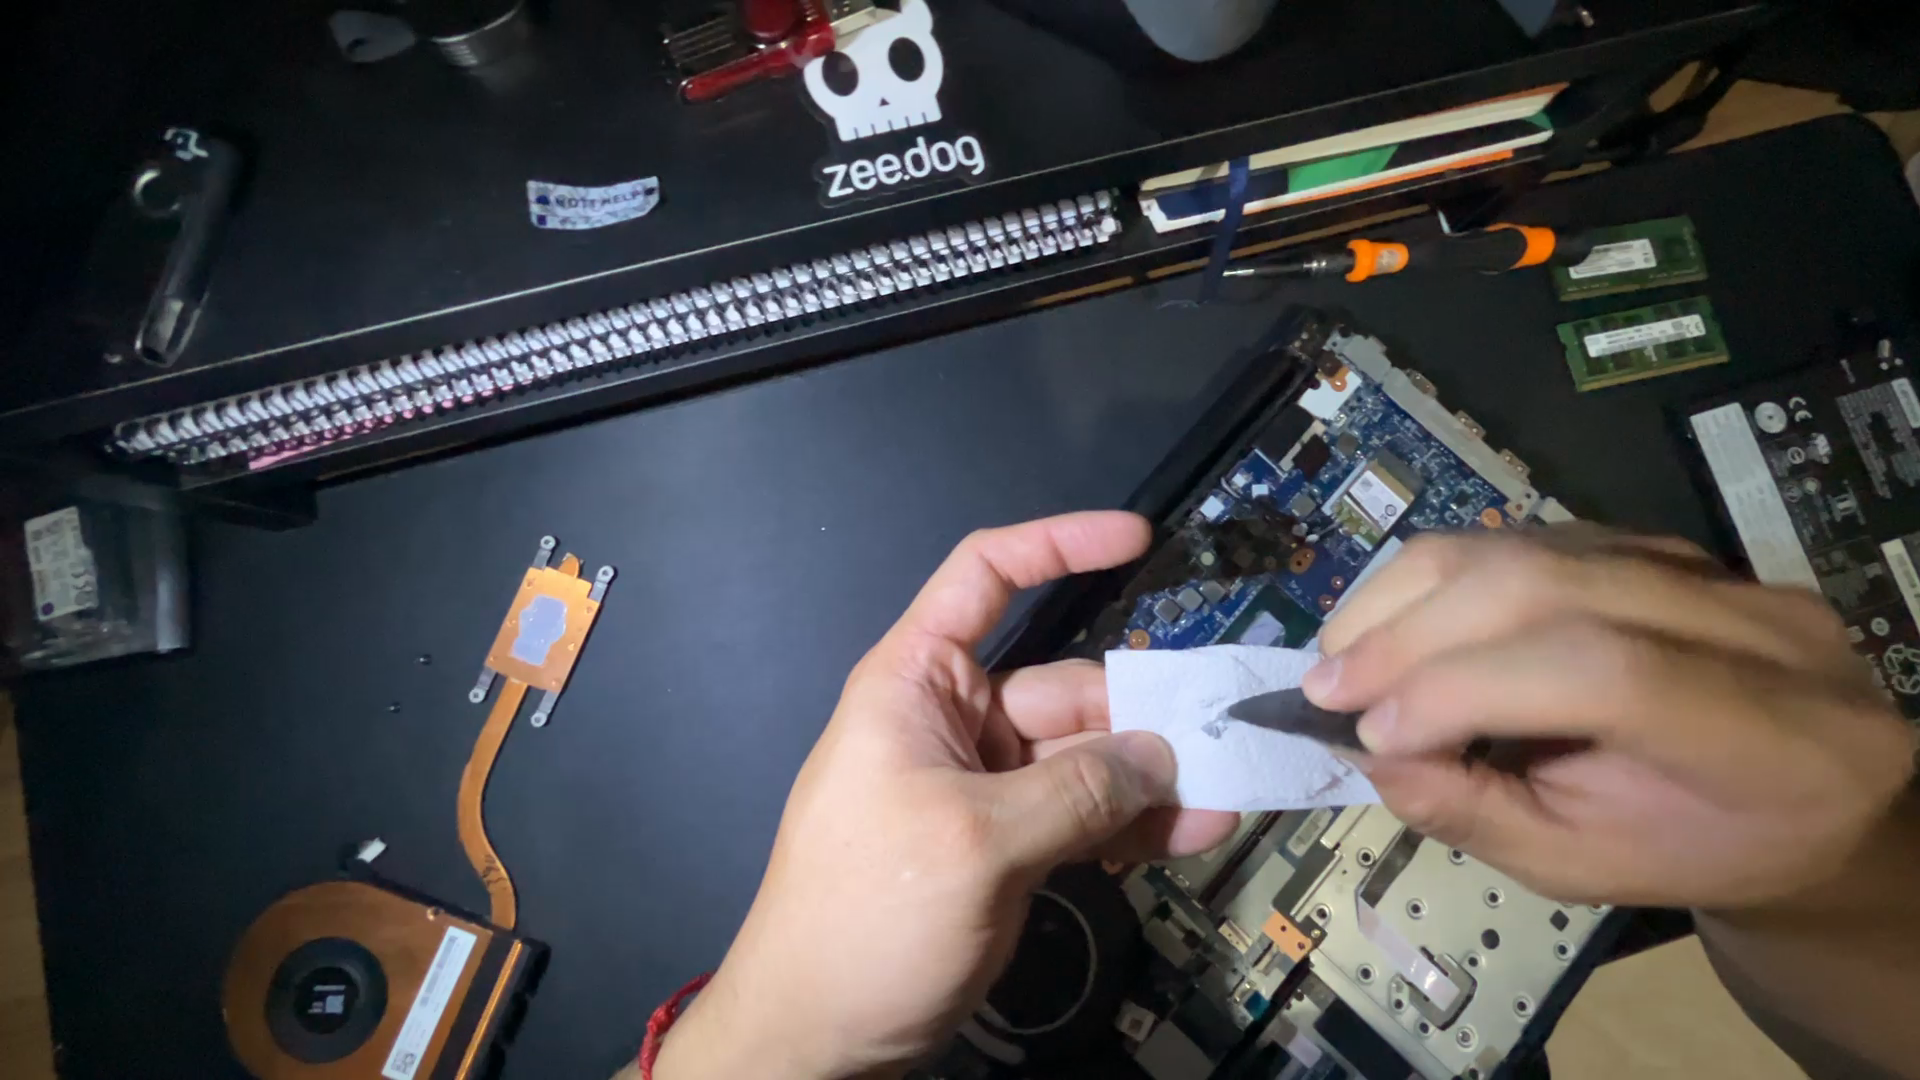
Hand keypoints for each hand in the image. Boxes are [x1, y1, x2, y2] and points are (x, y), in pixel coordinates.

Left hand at [653, 512, 1237, 1079]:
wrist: (818, 1034)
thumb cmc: (868, 912)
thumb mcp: (974, 840)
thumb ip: (1076, 792)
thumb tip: (1159, 754)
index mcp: (919, 680)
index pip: (984, 576)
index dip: (1057, 543)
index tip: (1135, 539)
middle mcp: (955, 716)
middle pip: (1062, 684)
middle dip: (1139, 708)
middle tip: (1224, 731)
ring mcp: (986, 780)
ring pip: (1083, 754)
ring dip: (1152, 773)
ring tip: (1227, 790)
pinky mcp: (1008, 836)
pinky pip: (1081, 811)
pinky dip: (1132, 821)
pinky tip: (1192, 830)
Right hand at [1301, 528, 1913, 908]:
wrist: (1785, 780)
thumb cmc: (1683, 841)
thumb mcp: (1580, 863)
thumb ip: (1468, 811)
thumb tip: (1361, 748)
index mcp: (1771, 731)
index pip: (1598, 670)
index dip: (1460, 690)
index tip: (1367, 734)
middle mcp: (1740, 620)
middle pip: (1537, 586)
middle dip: (1406, 637)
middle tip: (1323, 687)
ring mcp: (1680, 561)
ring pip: (1502, 548)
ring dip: (1393, 600)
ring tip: (1338, 657)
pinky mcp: (1621, 539)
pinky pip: (1492, 541)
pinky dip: (1414, 584)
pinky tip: (1383, 630)